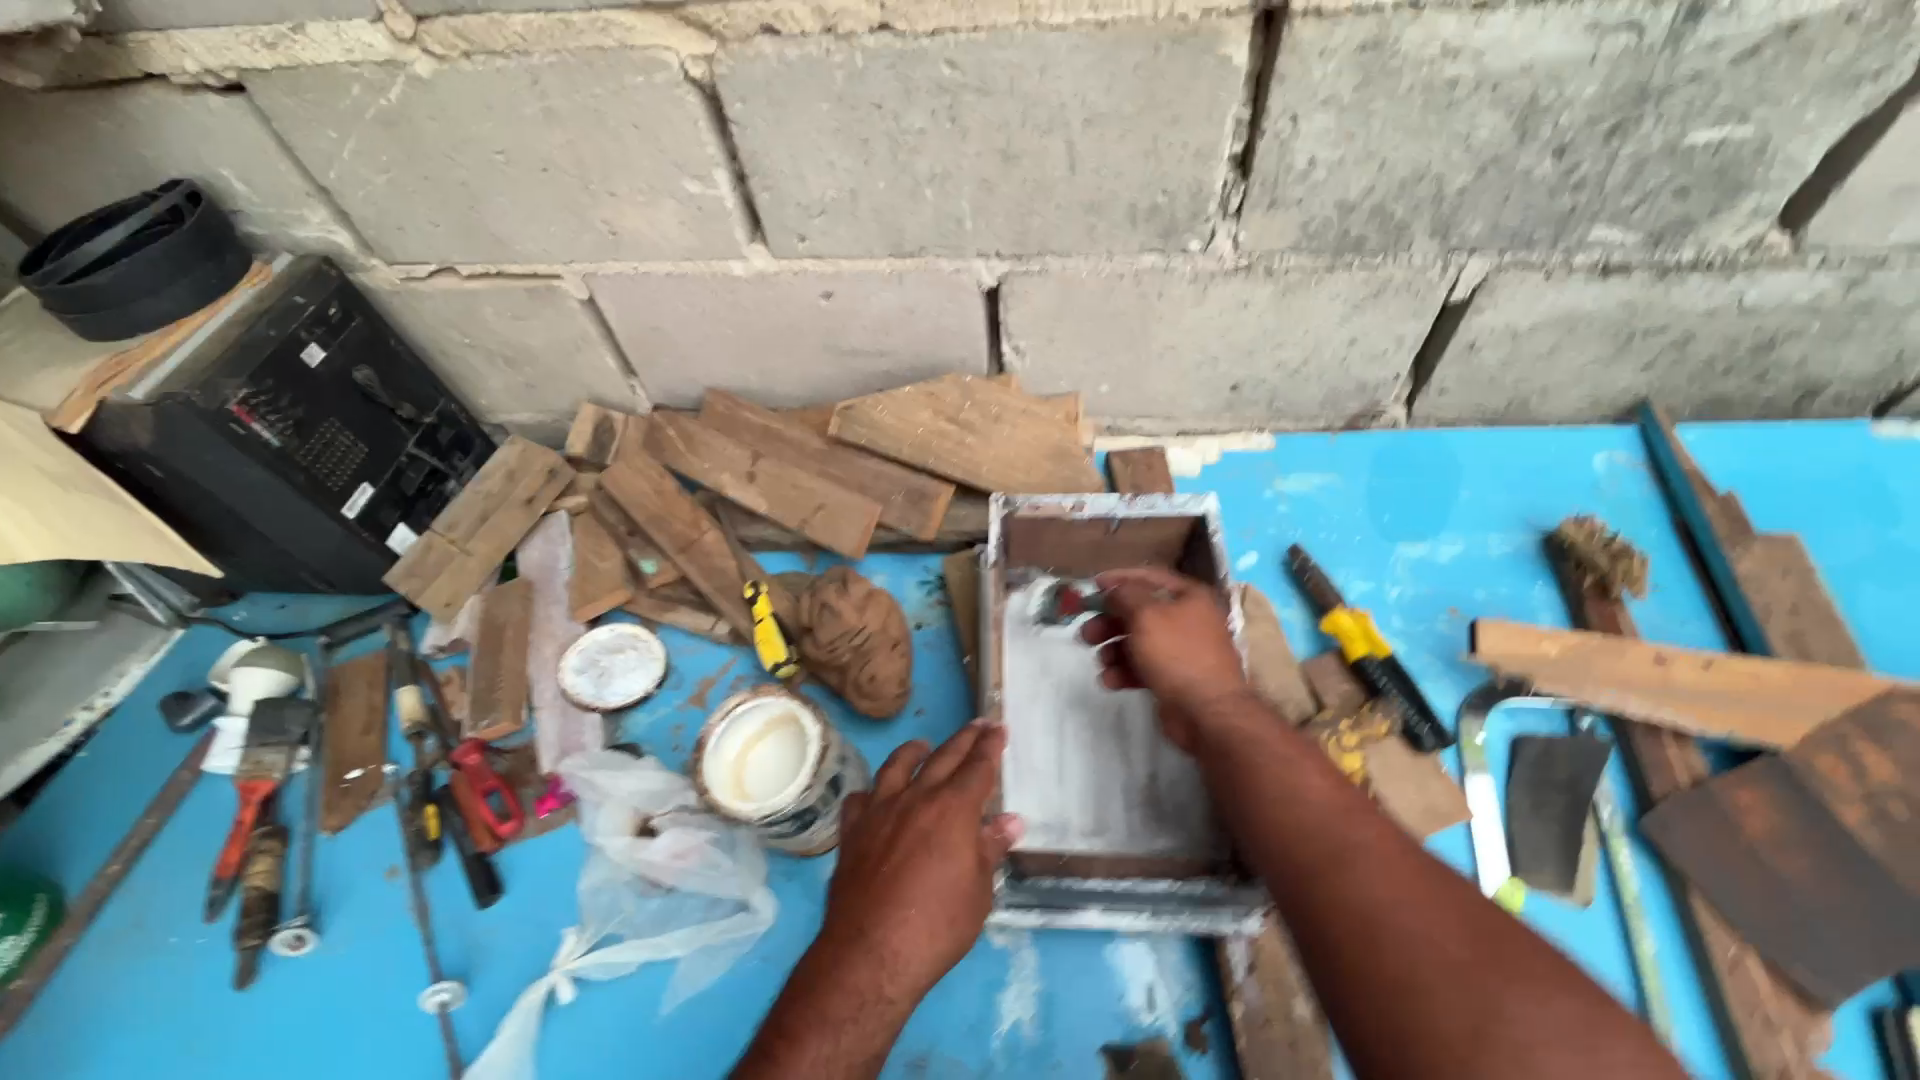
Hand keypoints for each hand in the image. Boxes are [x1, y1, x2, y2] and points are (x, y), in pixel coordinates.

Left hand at [816, 721, 1022, 1001]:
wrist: (871, 951)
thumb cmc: (938, 926)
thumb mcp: (979, 891)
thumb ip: (990, 849)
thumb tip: (1009, 821)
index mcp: (954, 809)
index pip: (978, 767)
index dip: (990, 747)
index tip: (998, 728)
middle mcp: (916, 798)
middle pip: (943, 758)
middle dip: (964, 739)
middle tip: (977, 725)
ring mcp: (879, 812)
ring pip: (897, 766)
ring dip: (915, 751)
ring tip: (924, 745)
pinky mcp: (852, 832)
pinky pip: (861, 799)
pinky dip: (872, 791)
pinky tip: (875, 795)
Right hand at [1080, 566, 1253, 752]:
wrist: (1208, 712)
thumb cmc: (1177, 654)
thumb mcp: (1146, 615)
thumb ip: (1124, 595)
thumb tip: (1113, 589)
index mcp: (1189, 596)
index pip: (1149, 577)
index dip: (1119, 579)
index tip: (1091, 586)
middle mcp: (1187, 619)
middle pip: (1139, 612)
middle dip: (1110, 621)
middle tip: (1086, 632)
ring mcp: (1181, 650)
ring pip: (1138, 641)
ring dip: (1113, 649)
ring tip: (1101, 661)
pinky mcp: (1173, 677)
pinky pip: (1143, 667)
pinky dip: (1124, 671)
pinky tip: (1111, 680)